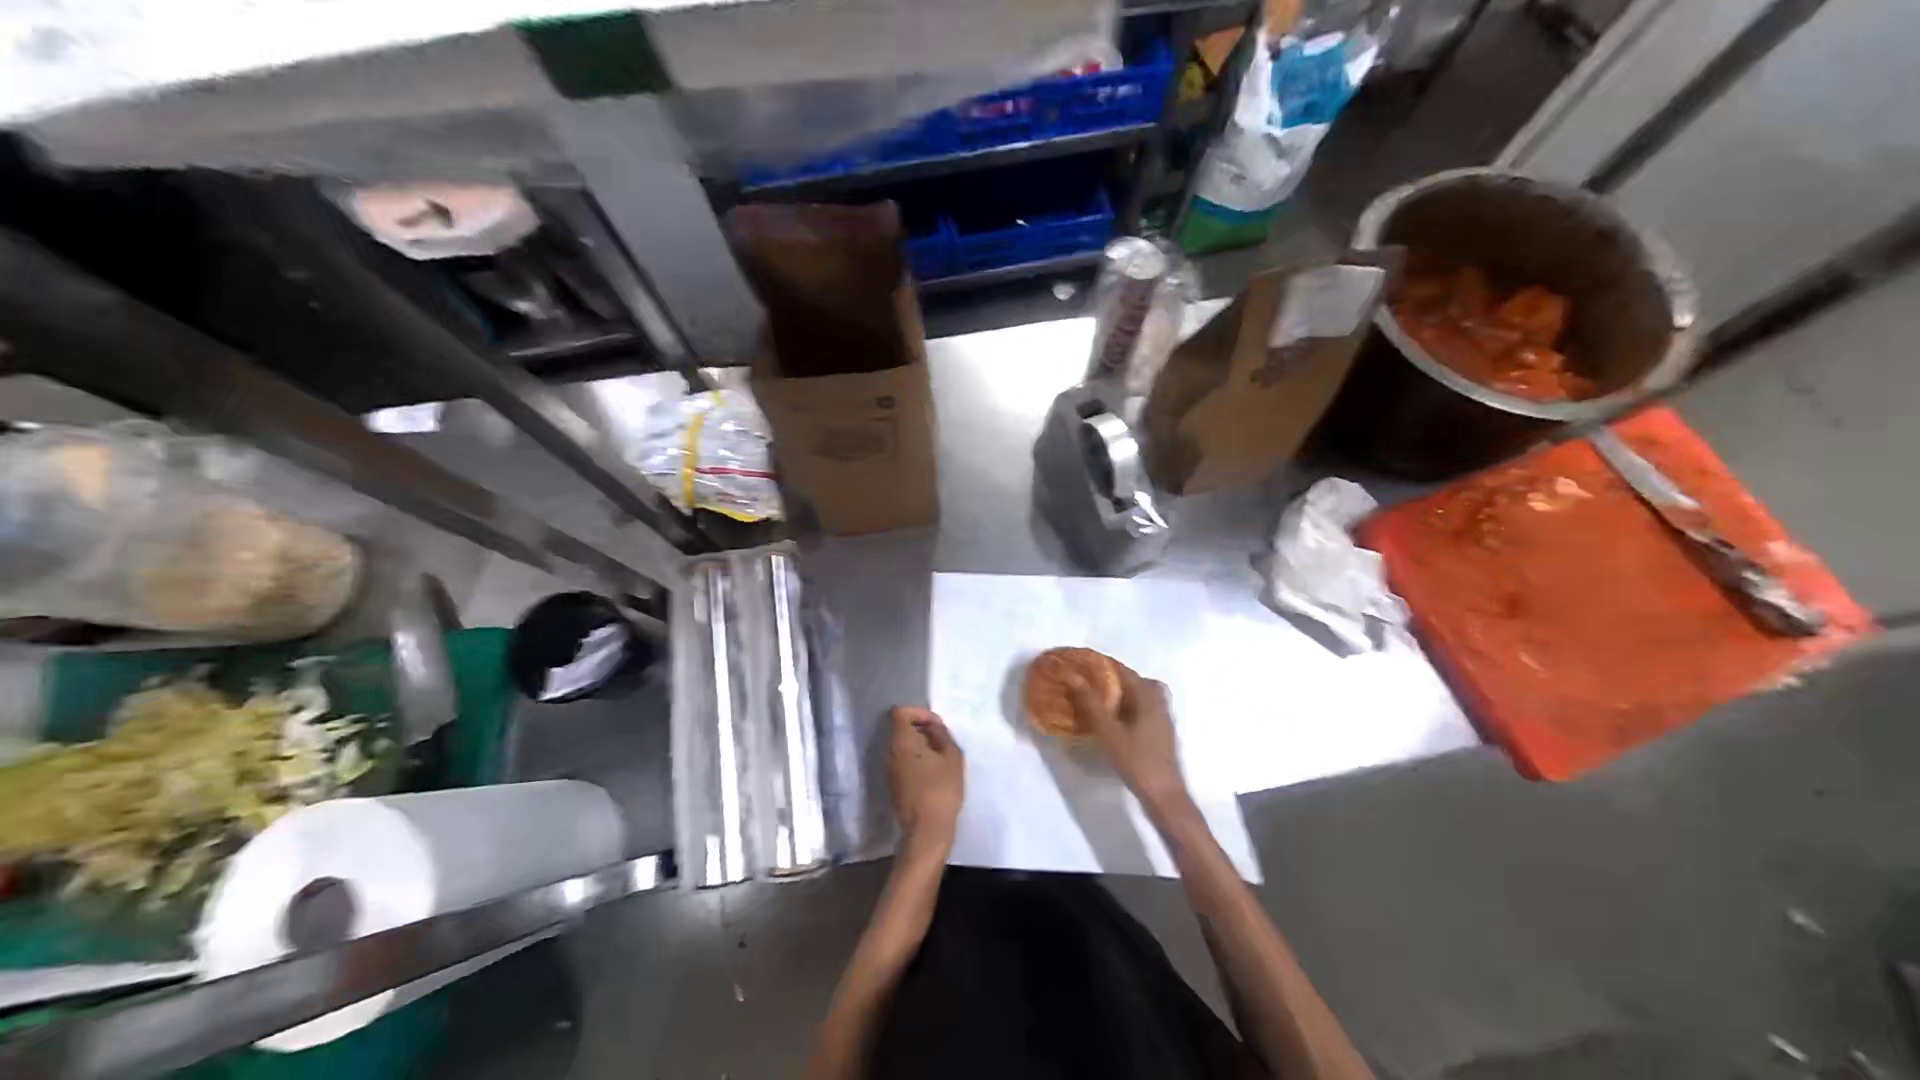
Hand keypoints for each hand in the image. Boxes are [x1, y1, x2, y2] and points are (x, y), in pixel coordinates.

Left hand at [888, 707, 963, 854]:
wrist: (927, 829)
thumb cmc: (942, 789)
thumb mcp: (952, 756)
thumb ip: (942, 734)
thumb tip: (932, 726)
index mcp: (901, 740)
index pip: (900, 712)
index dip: (920, 712)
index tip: (937, 725)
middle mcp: (888, 751)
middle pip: (900, 728)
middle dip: (921, 729)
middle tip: (942, 741)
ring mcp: (887, 768)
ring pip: (901, 746)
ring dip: (919, 746)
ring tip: (940, 758)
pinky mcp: (891, 783)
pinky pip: (901, 761)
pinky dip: (915, 760)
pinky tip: (932, 773)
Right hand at [1068, 667, 1189, 810]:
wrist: (1164, 794)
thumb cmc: (1136, 760)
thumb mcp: (1108, 731)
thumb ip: (1090, 702)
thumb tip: (1071, 675)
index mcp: (1148, 694)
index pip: (1120, 669)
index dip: (1098, 665)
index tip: (1077, 664)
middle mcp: (1158, 699)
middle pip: (1130, 680)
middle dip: (1107, 678)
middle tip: (1083, 682)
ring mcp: (1162, 716)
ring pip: (1136, 695)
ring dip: (1116, 693)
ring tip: (1094, 699)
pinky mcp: (1160, 730)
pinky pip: (1139, 708)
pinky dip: (1124, 706)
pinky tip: (1110, 719)